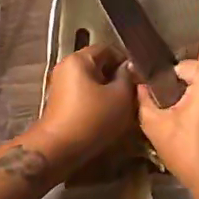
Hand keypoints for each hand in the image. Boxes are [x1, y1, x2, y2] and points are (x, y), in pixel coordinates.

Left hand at [28, 43, 137, 166]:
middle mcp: (66, 67)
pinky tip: (106, 116)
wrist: (58, 149)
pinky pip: (83, 95)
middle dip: (117, 78)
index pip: (108, 49)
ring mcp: (60, 85)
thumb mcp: (121, 97)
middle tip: (133, 93)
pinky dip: (95, 102)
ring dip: (107, 92)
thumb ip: (128, 77)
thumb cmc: (92, 119)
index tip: (139, 78)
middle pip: (98, 65)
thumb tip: (128, 68)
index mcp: (78, 59)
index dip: (127, 61)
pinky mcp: (59, 103)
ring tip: (122, 107)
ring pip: (91, 82)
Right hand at [135, 0, 198, 198]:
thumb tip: (141, 87)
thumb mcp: (159, 126)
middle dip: (174, 77)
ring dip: (183, 92)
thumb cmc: (196, 154)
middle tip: (154, 102)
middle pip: (197, 65)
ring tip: (166, 119)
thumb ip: (146, 101)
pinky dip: (194, 101)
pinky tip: (180, 125)